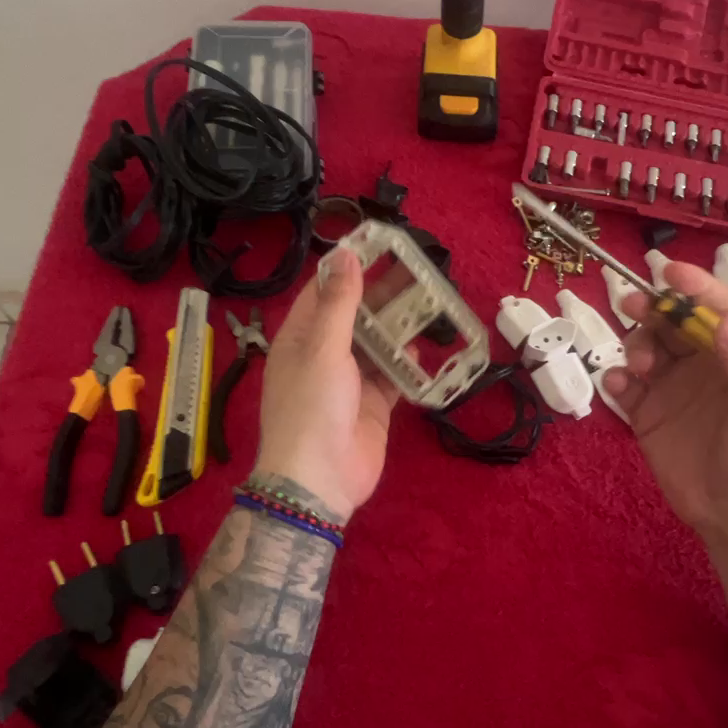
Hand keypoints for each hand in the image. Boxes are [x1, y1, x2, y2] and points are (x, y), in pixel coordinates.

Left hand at [251, 249, 401, 520]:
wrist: (320, 479)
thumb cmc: (312, 407)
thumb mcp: (322, 348)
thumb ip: (339, 303)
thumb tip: (346, 254)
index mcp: (299, 339)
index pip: (322, 294)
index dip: (348, 270)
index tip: (379, 248)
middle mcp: (323, 357)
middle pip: (355, 318)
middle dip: (383, 298)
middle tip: (418, 273)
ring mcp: (349, 383)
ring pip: (377, 347)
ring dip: (398, 329)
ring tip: (428, 304)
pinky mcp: (373, 407)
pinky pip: (392, 379)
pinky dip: (406, 366)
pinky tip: (422, 351)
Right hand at [604, 261, 727, 544]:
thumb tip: (725, 324)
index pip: (715, 309)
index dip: (694, 286)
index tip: (668, 271)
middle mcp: (700, 365)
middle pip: (672, 320)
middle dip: (652, 306)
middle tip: (632, 305)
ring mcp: (670, 388)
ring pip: (644, 345)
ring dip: (635, 343)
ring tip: (639, 368)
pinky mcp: (645, 414)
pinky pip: (624, 385)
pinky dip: (616, 378)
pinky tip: (620, 388)